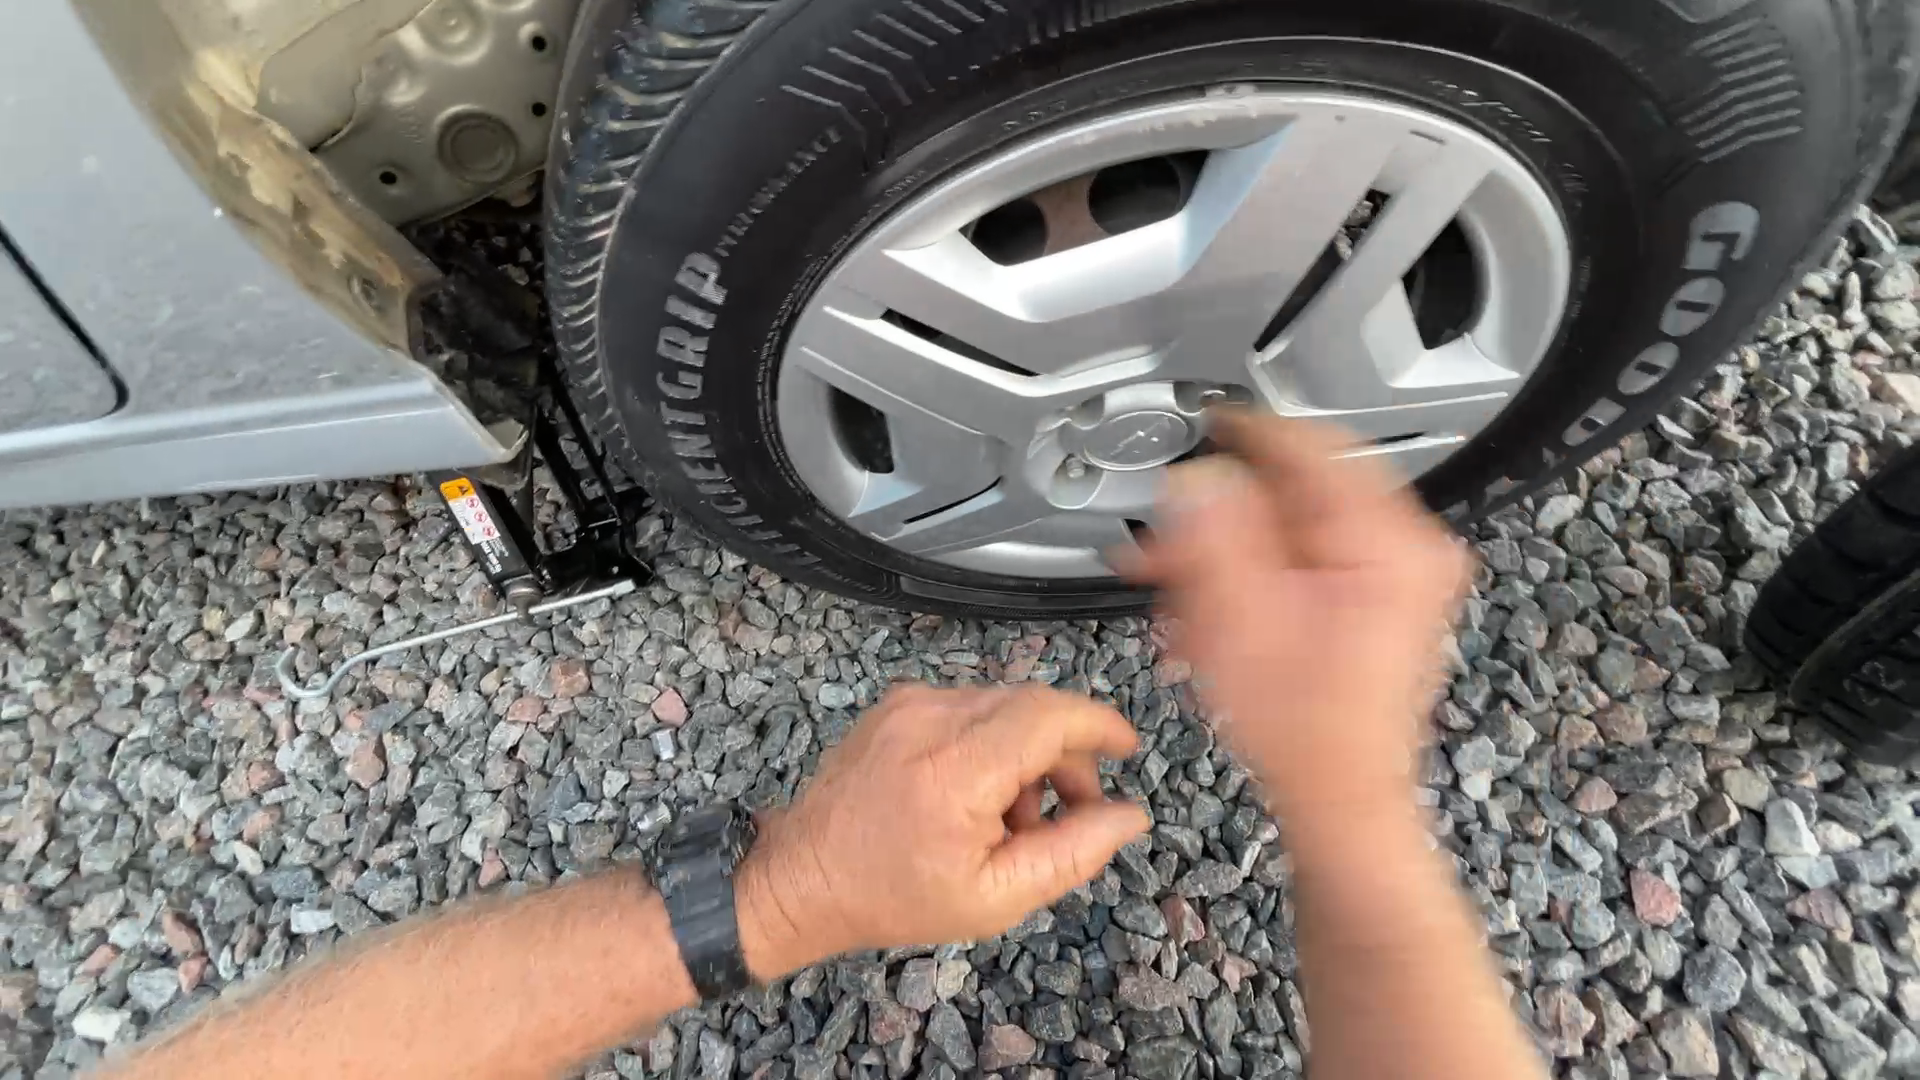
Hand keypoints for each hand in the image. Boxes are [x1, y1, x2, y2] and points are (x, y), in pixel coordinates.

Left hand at [737, 685, 1146, 973]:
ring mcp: (910, 702)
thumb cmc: (897, 895)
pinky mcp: (898, 700)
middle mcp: (931, 718)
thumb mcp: (996, 896)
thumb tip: (1130, 814)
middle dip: (1066, 751)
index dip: (1098, 723)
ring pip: (1003, 704)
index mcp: (956, 769)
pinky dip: (991, 738)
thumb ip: (1073, 852)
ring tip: (1012, 812)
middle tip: (1070, 806)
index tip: (1127, 745)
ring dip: (1028, 747)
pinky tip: (976, 788)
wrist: (806, 875)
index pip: (1048, 714)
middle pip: (1032, 706)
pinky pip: (969, 705)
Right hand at [1130, 411, 1470, 821]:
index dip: (1245, 435)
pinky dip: (1242, 574)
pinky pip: (1291, 559)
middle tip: (1164, 542)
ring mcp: (1384, 575)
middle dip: (1215, 516)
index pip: (1312, 447)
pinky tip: (1205, 604)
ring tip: (1175, 587)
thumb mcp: (1240, 622)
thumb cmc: (1305, 730)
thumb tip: (1197, 478)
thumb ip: (1214, 538)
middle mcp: (1399, 550)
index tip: (1204, 425)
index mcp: (1387, 545)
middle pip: (1289, 493)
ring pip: (1283, 528)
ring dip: (1220, 550)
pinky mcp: (1363, 596)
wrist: (1337, 792)